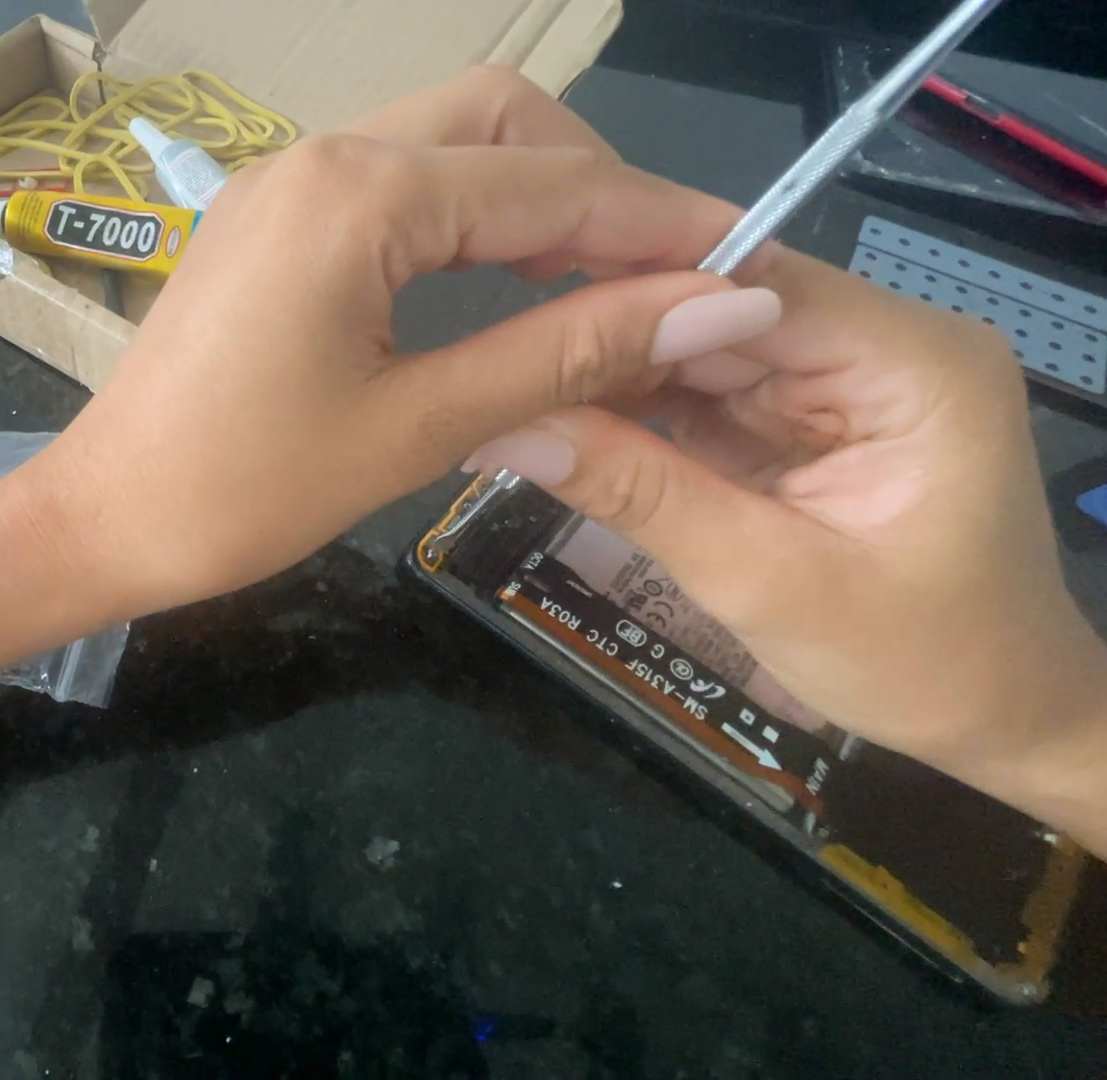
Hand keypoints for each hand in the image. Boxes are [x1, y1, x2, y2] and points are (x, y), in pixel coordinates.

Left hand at [6, 67, 776, 618]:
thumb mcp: (414, 426)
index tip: (739, 263)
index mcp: (357, 197)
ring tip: (584, 283)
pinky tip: (483, 279)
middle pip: (494, 125)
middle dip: (586, 188)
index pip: (549, 183)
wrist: (106, 518)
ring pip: (433, 149)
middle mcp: (315, 159)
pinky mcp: (254, 229)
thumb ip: (563, 353)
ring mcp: (274, 187)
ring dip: (519, 198)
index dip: (656, 223)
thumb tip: (714, 303)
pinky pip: (376, 193)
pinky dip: (447, 221)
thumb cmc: (245, 491)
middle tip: (648, 278)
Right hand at [469, 249, 1106, 837]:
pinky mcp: (783, 423)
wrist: (980, 714)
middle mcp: (868, 350)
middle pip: (709, 316)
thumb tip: (506, 432)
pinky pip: (684, 400)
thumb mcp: (755, 576)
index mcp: (906, 364)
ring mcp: (823, 385)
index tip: (519, 328)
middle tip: (490, 376)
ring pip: (685, 355)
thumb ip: (634, 492)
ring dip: (599, 382)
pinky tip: (554, 429)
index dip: (630, 298)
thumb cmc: (907, 657)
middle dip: (601, 344)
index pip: (749, 290)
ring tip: (505, 403)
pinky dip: (620, 417)